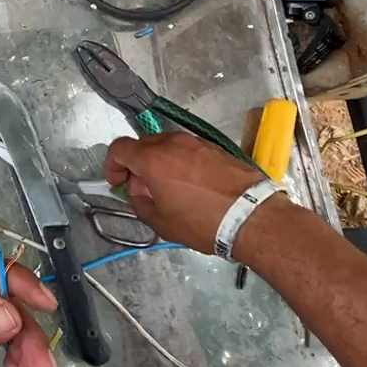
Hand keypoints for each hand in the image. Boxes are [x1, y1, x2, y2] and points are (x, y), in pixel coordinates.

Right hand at [103, 133, 275, 254]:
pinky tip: (192, 185)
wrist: (254, 218)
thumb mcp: (161, 222)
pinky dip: (181, 162)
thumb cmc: (203, 222)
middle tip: (143, 188)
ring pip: (166, 145)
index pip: (119, 148)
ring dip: (159, 162)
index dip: (112, 165)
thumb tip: (140, 193)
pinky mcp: (217, 149)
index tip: (118, 182)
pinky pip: (188, 150)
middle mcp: (173, 144)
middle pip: (142, 145)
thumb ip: (140, 204)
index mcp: (153, 159)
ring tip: (169, 187)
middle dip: (136, 164)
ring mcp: (197, 143)